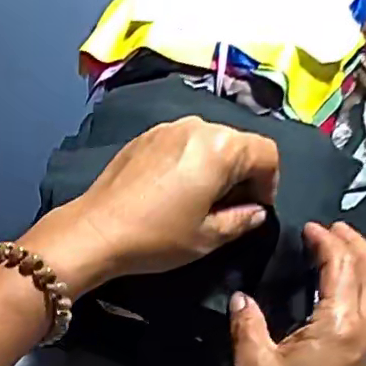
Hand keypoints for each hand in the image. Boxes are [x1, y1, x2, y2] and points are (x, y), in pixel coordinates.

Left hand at [21, 117, 279, 295]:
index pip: (267, 154)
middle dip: (241, 175)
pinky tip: (172, 194)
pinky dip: (188, 164)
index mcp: (222, 147)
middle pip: (238, 144)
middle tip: (229, 210)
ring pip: (208, 143)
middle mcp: (198, 126)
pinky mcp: (144, 138)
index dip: (269, 184)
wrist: (96, 231)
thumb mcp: (206, 238)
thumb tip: (256, 212)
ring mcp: (168, 128)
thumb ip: (240, 221)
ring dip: (214, 169)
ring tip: (199, 203)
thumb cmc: (156, 238)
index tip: (256, 210)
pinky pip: (180, 145)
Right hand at [230, 223, 365, 365]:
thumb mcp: (253, 362)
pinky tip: (348, 284)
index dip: (326, 241)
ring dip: (365, 259)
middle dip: (354, 241)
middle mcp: (362, 327)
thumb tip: (241, 299)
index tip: (309, 229)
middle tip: (331, 229)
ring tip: (344, 247)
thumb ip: (247, 324)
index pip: (340, 265)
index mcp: (338, 324)